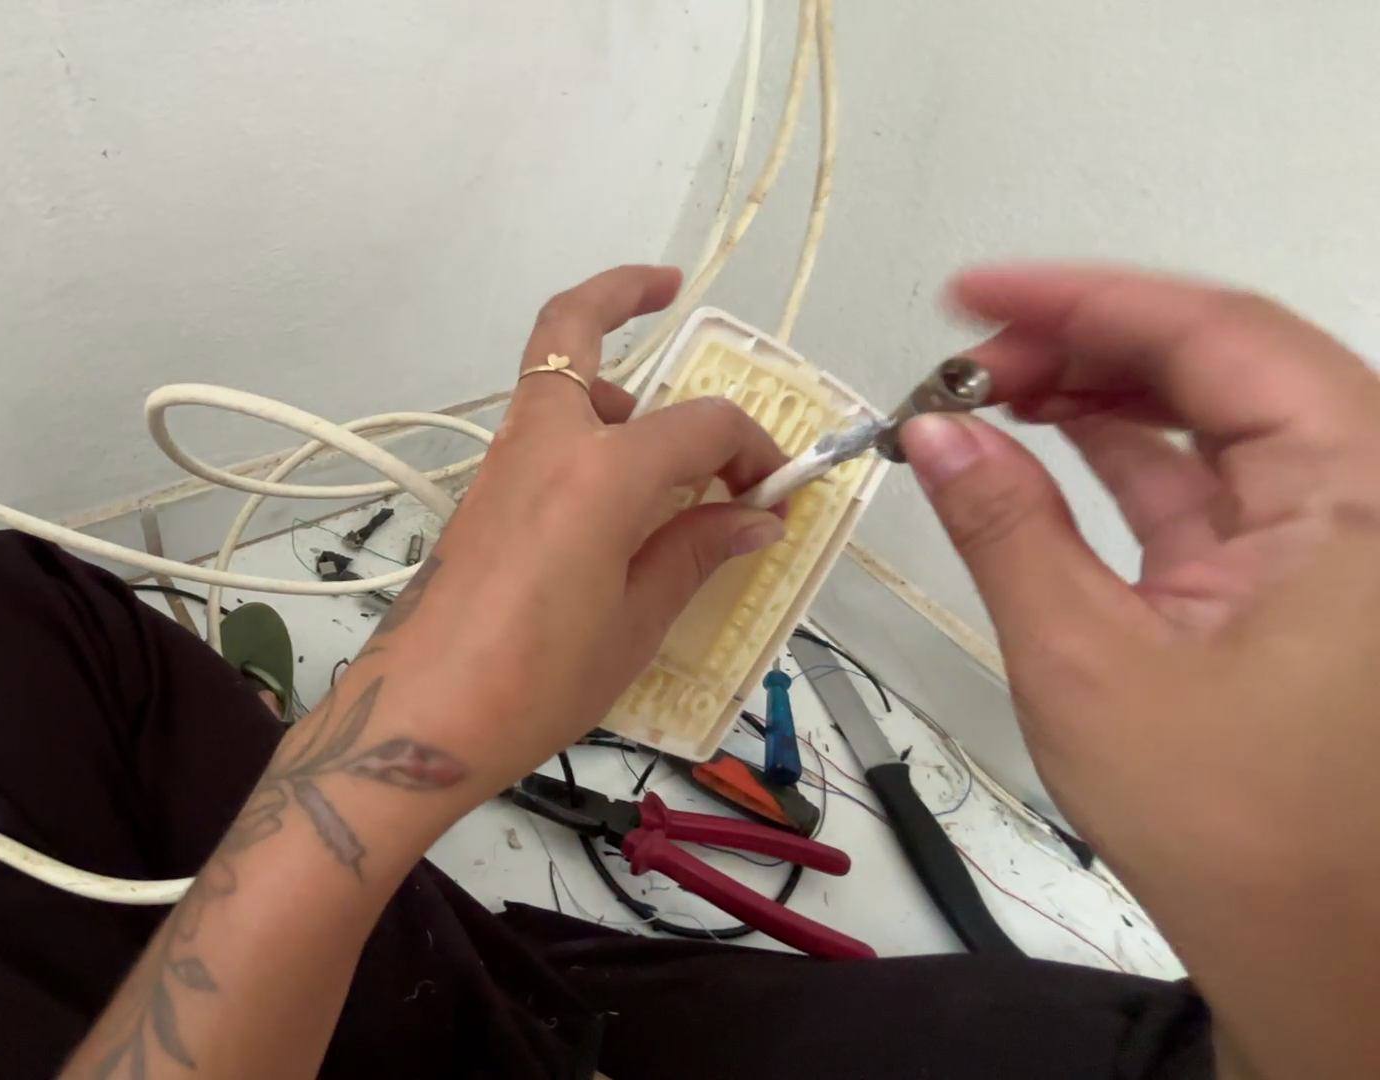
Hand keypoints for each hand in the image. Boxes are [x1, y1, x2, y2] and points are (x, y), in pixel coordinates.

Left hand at [363, 264, 787, 797]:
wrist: (420, 718)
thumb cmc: (537, 682)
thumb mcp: (633, 625)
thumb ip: (692, 554)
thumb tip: (754, 518)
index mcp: (599, 473)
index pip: (701, 424)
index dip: (751, 448)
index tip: (772, 493)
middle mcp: (543, 446)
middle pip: (569, 330)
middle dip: (620, 293)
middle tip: (668, 291)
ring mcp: (499, 466)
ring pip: (548, 383)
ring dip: (604, 382)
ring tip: (654, 439)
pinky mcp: (478, 497)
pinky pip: (534, 435)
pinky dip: (577, 434)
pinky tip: (607, 499)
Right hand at [901, 264, 1379, 1078]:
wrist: (1316, 939)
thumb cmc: (1219, 811)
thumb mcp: (1083, 652)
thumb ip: (1003, 525)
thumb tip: (929, 431)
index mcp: (1366, 498)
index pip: (1221, 340)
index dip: (1085, 300)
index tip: (974, 290)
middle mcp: (1372, 493)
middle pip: (1221, 362)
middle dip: (1080, 344)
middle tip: (960, 359)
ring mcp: (1335, 530)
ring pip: (1208, 414)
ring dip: (1091, 391)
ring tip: (982, 390)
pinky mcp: (1291, 567)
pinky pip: (1197, 475)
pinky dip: (1109, 449)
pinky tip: (1036, 436)